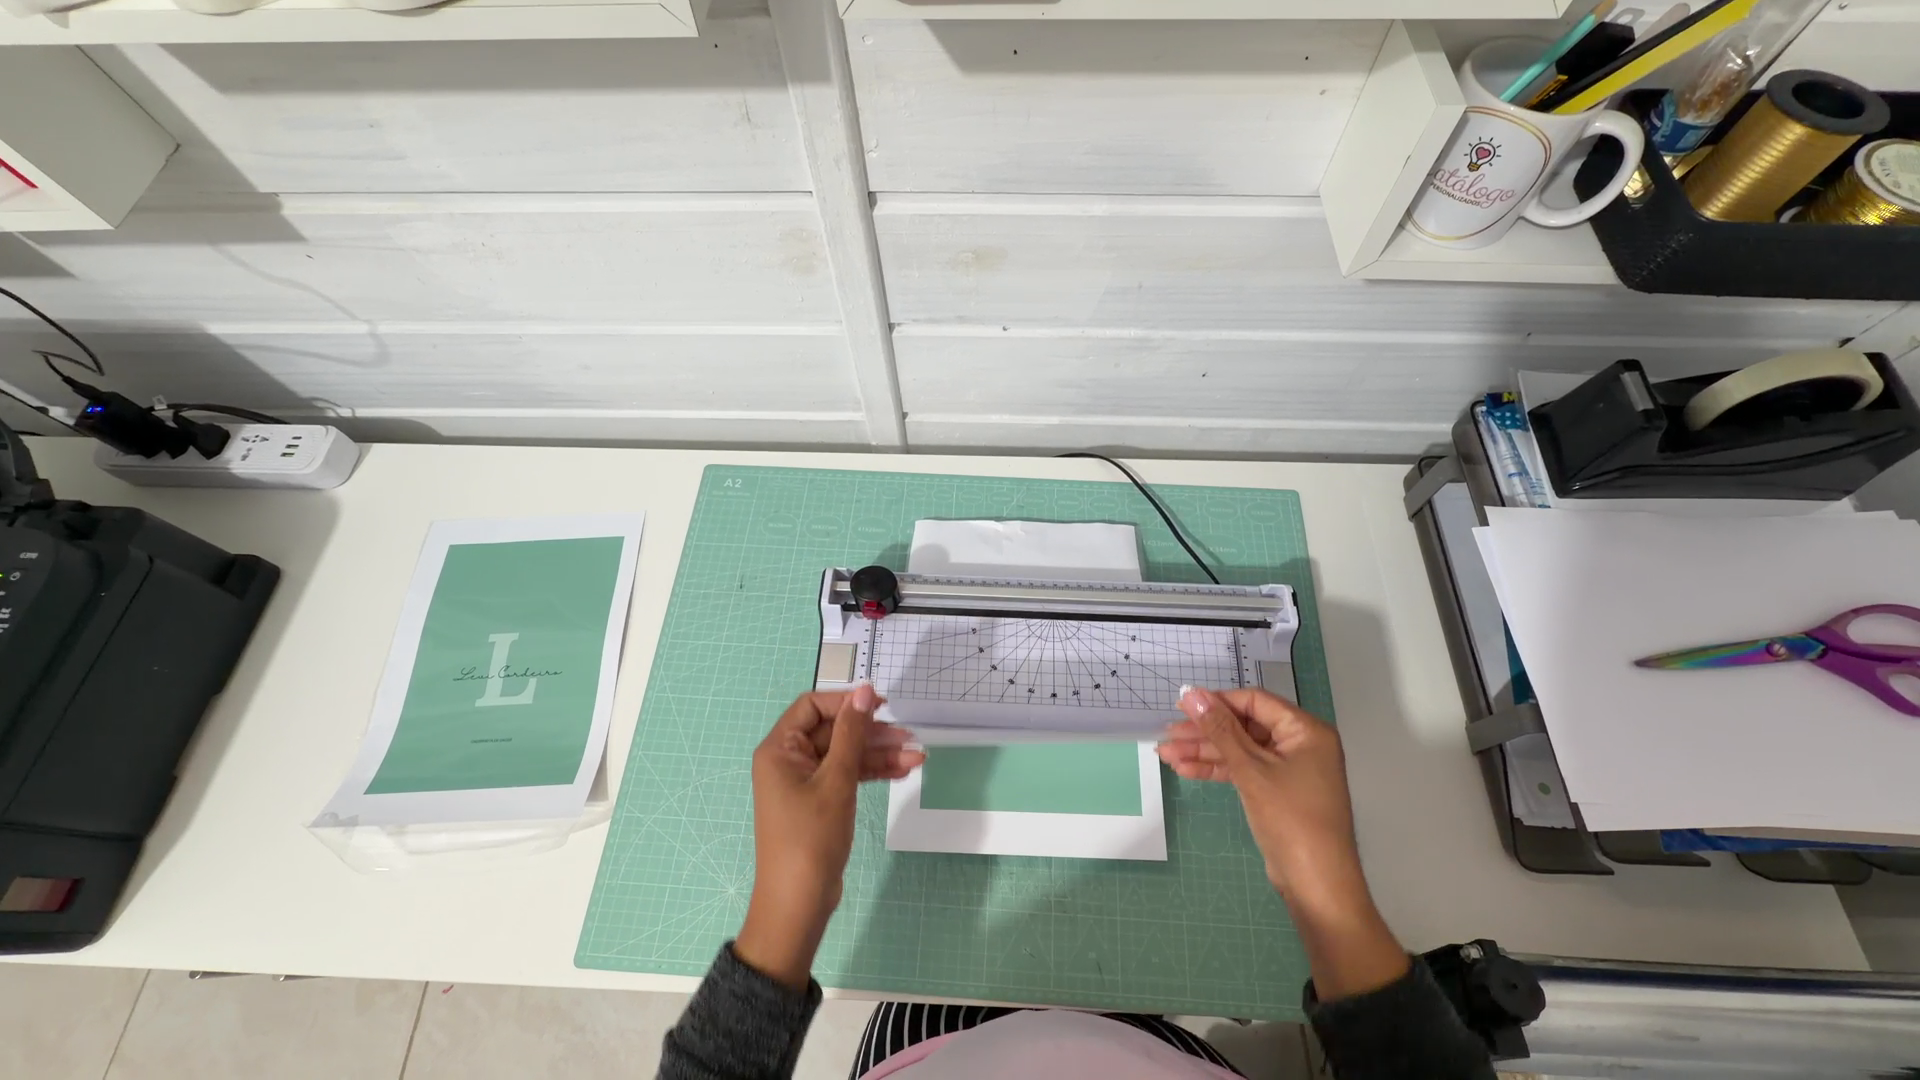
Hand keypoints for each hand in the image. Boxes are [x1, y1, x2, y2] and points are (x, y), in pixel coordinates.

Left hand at [736, 685, 924, 988]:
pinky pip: (847, 775)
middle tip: (908, 735)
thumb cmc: (811, 838)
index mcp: (779, 749)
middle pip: (833, 730)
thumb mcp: (836, 781)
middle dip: (872, 732)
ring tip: (917, 757)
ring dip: (879, 753)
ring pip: (845, 754)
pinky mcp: (819, 801)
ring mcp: (804, 782)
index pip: (812, 706)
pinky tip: (903, 770)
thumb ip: (852, 733)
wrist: (799, 903)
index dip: (847, 701)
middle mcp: (788, 760)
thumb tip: (865, 690)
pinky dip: (872, 772)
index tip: (883, 705)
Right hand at [1157, 687, 1361, 908]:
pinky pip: (1244, 770)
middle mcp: (1300, 744)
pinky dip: (1217, 770)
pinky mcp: (1277, 791)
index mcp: (1305, 730)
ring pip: (1239, 750)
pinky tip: (1185, 770)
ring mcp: (1288, 769)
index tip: (1180, 708)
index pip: (1254, 702)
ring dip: (1204, 752)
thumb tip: (1191, 694)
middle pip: (1244, 726)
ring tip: (1166, 755)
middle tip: (1167, 736)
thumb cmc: (1290, 819)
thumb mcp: (1250, 769)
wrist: (1316, 884)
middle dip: (1204, 732)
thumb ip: (1219, 729)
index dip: (1217, 702)